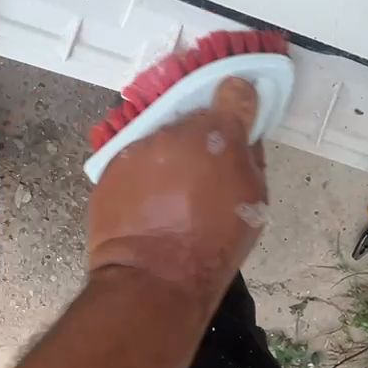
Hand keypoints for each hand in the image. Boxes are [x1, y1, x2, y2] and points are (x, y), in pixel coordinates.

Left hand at [87, 77, 268, 315]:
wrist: (154, 279)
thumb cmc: (214, 244)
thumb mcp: (254, 199)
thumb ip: (249, 156)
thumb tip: (243, 135)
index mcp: (219, 132)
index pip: (233, 89)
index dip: (238, 99)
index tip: (238, 112)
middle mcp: (177, 128)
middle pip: (194, 114)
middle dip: (202, 134)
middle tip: (205, 165)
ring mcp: (140, 142)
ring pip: (162, 134)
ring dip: (171, 150)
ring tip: (174, 187)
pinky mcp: (112, 162)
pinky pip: (135, 155)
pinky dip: (145, 169)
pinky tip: (151, 198)